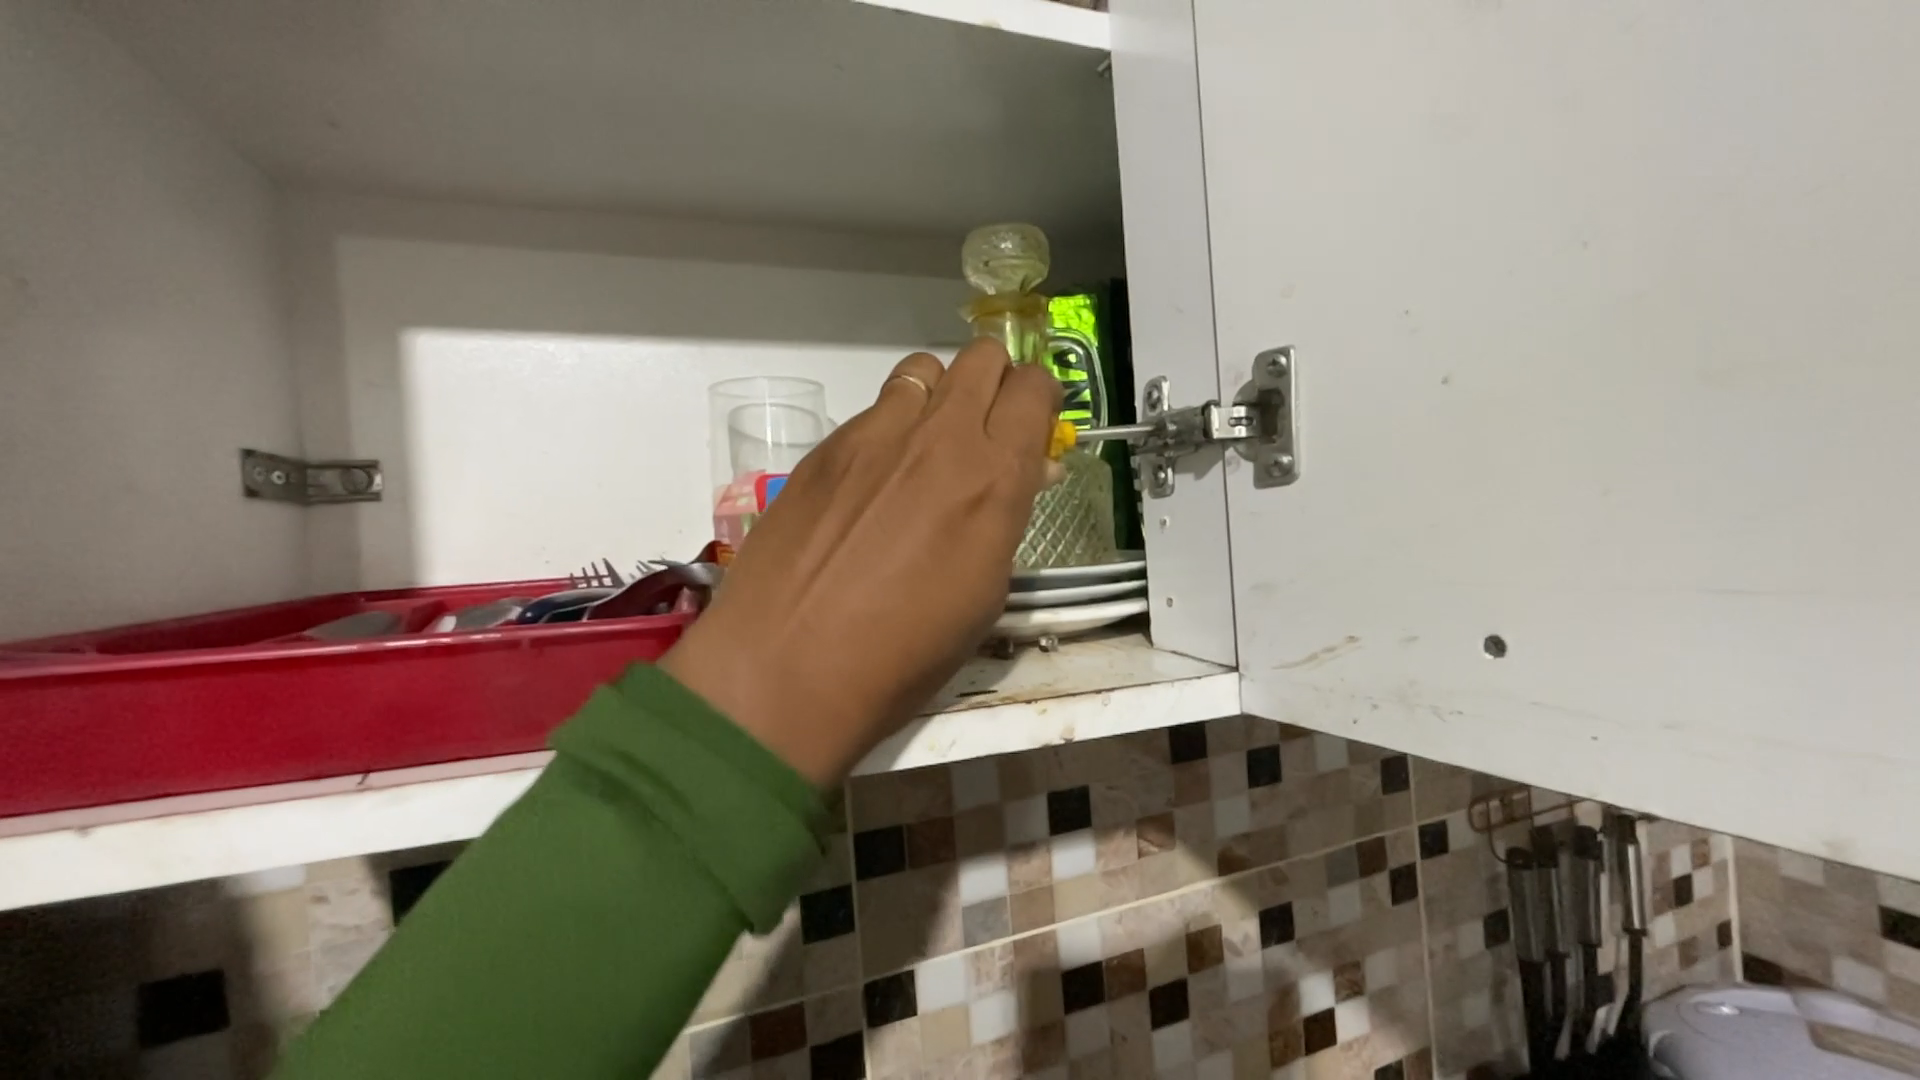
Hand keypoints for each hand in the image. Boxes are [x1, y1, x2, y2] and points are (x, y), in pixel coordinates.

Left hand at [660, 340, 1060, 785]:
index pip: (1034, 388)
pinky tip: (872, 481)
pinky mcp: (826, 448)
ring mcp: (876, 435)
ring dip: (940, 394)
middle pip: (983, 358)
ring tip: (929, 444)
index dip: (1040, 399)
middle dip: (996, 383)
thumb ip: (1004, 518)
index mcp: (995, 478)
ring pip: (924, 370)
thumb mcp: (984, 595)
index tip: (1033, 427)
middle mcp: (941, 438)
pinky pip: (874, 410)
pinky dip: (890, 427)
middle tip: (988, 429)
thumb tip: (1020, 476)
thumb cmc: (906, 654)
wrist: (790, 665)